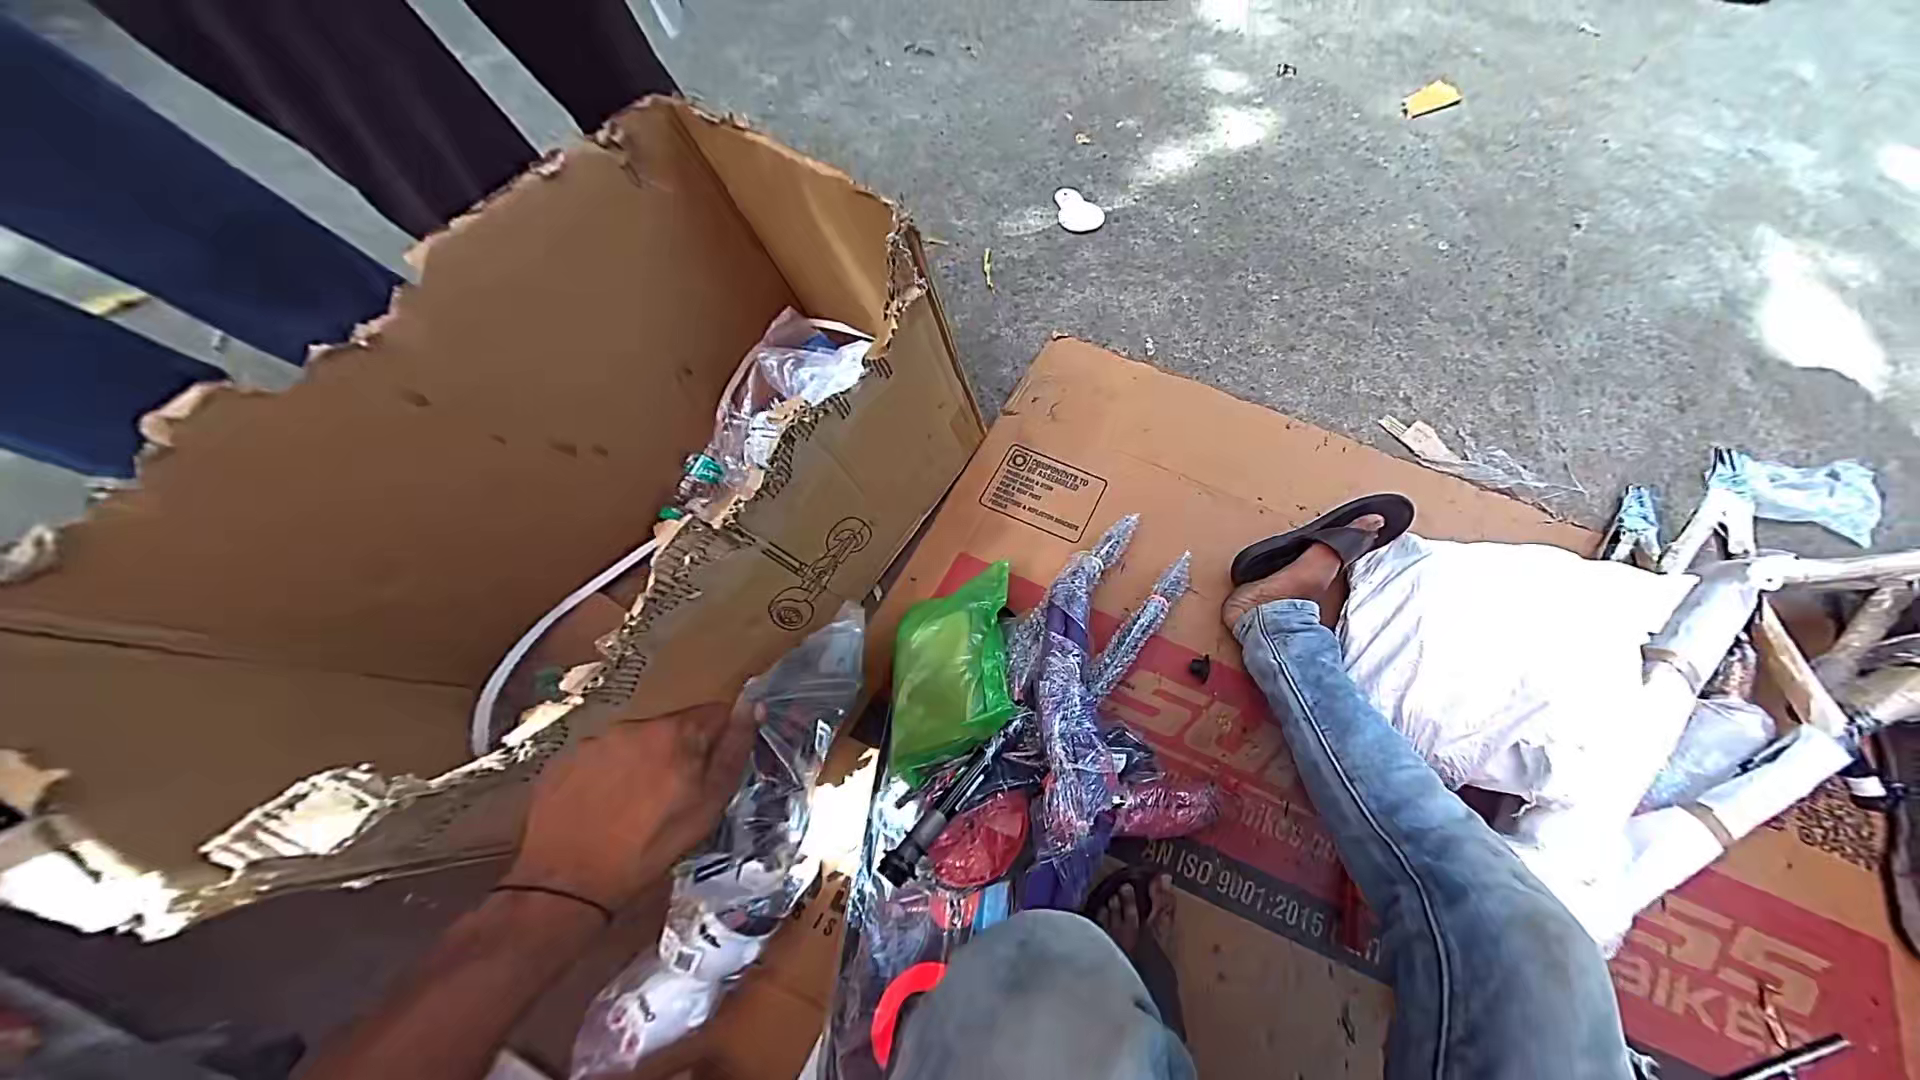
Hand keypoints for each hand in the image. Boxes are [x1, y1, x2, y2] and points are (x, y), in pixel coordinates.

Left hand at [503, 699, 757, 911]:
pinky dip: (609, 774)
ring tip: (637, 804)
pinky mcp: (563, 760)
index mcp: (676, 731)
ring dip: (645, 761)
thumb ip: (734, 750)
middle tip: (676, 794)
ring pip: (637, 742)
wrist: (568, 884)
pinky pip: (601, 758)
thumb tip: (752, 706)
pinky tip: (605, 807)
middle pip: (674, 727)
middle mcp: (635, 725)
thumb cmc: (652, 845)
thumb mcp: (709, 803)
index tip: (714, 769)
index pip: (716, 713)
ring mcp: (595, 741)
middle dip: (682, 751)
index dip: (723, 738)